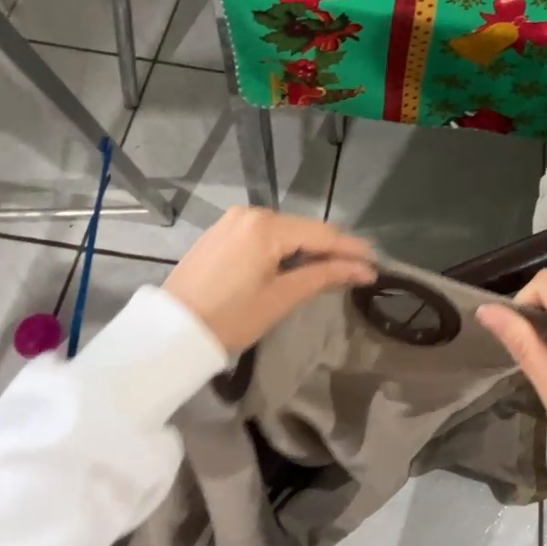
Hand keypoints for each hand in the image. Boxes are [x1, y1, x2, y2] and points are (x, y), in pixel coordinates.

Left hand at [163, 207, 376, 353]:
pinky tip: (295, 264)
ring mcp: (232, 221)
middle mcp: (250, 213)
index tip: (375, 262)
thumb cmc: (229, 319)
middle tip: (358, 268)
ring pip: (283, 231)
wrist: (170, 332)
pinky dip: (282, 248)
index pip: (321, 234)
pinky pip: (262, 235)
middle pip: (303, 229)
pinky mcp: (220, 233)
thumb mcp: (281, 298)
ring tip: (332, 269)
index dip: (350, 249)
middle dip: (330, 248)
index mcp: (266, 226)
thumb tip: (362, 269)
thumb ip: (323, 276)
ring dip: (307, 249)